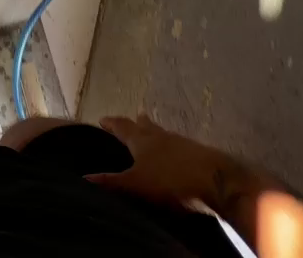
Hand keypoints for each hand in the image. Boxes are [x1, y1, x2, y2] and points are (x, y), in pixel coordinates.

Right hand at [85, 114, 231, 210]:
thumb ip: (112, 181)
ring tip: (149, 129)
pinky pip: (176, 144)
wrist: (217, 180)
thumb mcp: (137, 184)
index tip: (102, 119)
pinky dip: (168, 144)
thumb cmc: (171, 180)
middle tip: (130, 118)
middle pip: (144, 126)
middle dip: (134, 123)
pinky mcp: (197, 153)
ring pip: (161, 133)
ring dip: (153, 131)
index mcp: (141, 140)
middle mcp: (159, 135)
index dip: (111, 124)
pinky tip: (173, 151)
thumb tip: (84, 176)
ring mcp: (180, 142)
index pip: (122, 127)